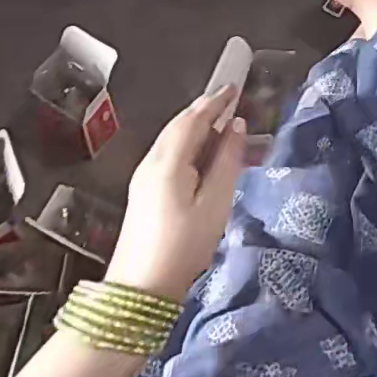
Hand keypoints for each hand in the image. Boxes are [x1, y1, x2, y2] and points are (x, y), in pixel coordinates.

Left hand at [105, 86, 246, 298]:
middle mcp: (151, 162)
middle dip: (203, 109)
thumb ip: (227, 161)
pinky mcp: (143, 191)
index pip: (193, 119)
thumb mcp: (215, 203)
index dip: (214, 102)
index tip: (233, 88)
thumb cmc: (184, 245)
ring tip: (217, 119)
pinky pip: (168, 152)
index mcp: (169, 161)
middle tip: (227, 98)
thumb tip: (236, 127)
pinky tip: (199, 149)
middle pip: (178, 125)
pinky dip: (186, 140)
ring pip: (171, 138)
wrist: (140, 288)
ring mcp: (143, 177)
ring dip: (194, 124)